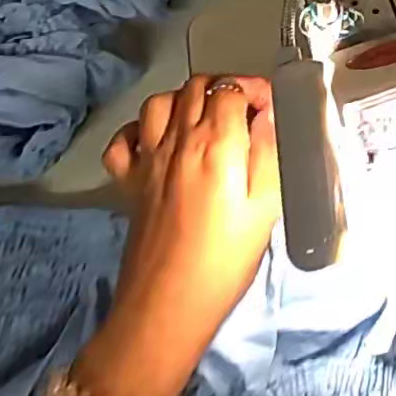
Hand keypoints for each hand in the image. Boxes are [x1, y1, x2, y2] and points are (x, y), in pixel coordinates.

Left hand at [76, 74, 280, 395]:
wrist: (166, 309)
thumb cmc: (226, 259)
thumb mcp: (267, 204)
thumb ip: (269, 150)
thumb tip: (269, 114)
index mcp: (217, 144)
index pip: (231, 88)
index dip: (254, 88)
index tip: (270, 105)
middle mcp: (178, 142)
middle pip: (197, 86)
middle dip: (225, 86)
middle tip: (246, 108)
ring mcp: (148, 161)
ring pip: (160, 101)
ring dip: (186, 99)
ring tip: (208, 117)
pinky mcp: (128, 182)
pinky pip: (125, 138)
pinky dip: (142, 128)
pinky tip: (163, 139)